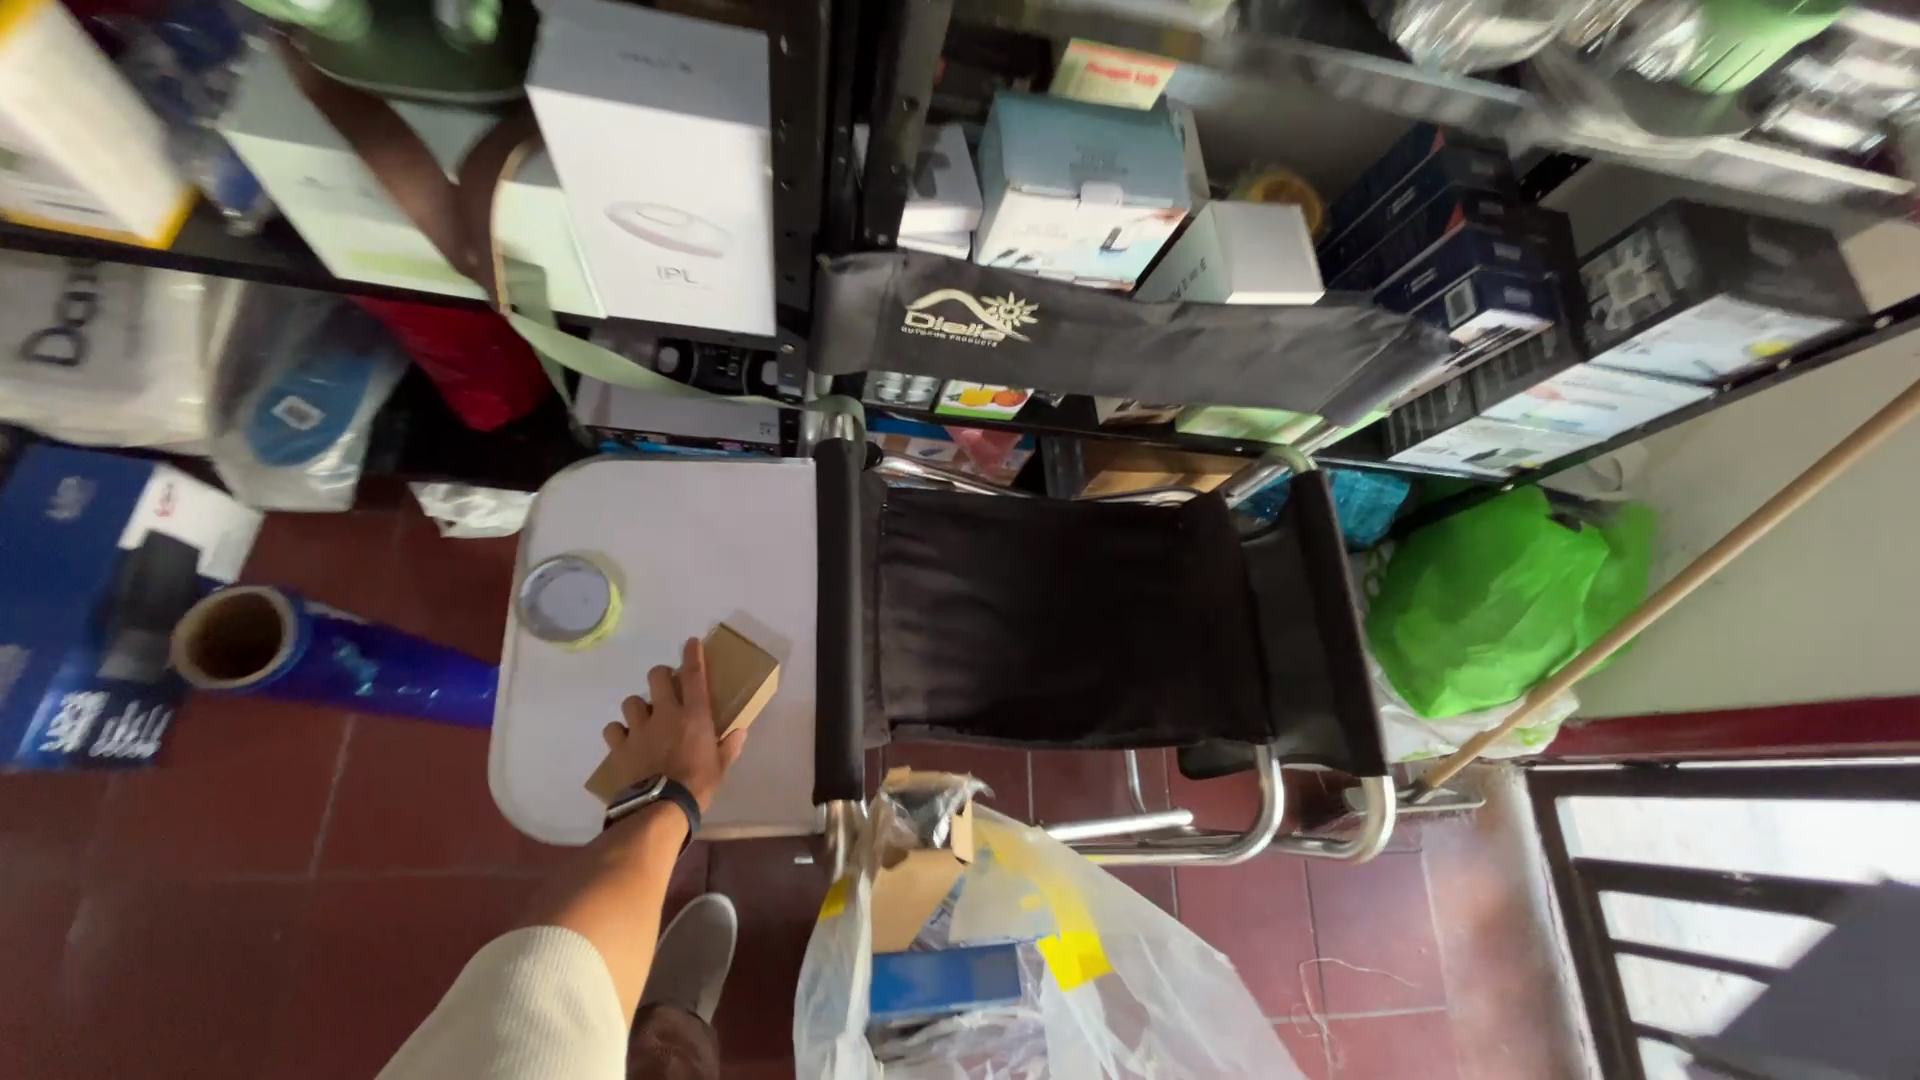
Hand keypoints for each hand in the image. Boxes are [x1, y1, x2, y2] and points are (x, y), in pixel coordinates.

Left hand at [600, 637, 749, 810]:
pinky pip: (613, 730)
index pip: (694, 676)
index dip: (692, 656)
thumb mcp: (721, 767)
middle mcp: (665, 714)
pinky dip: (618, 732)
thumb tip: (740, 732)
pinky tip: (625, 740)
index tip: (690, 642)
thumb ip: (729, 746)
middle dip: (660, 676)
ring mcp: (639, 729)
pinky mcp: (620, 747)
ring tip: (644, 718)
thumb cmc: (697, 785)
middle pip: (656, 677)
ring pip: (631, 702)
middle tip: (665, 687)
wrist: (660, 807)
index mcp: (694, 715)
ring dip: (638, 707)